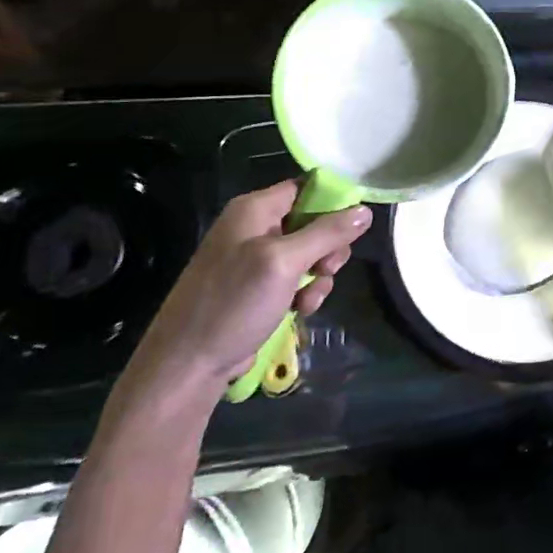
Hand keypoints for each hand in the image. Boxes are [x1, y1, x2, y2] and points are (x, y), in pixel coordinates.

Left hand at [123, 179, 371, 397]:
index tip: (355, 226)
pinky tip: (299, 309)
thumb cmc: (233, 304)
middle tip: (327, 268)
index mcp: (254, 210)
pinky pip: (299, 278)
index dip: (335, 202)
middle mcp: (255, 228)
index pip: (307, 187)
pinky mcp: (260, 287)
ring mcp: (257, 259)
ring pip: (312, 253)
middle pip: (315, 222)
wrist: (188, 365)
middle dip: (330, 247)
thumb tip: (365, 211)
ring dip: (320, 275)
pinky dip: (306, 292)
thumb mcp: (285, 262)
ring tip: (307, 298)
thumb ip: (327, 233)